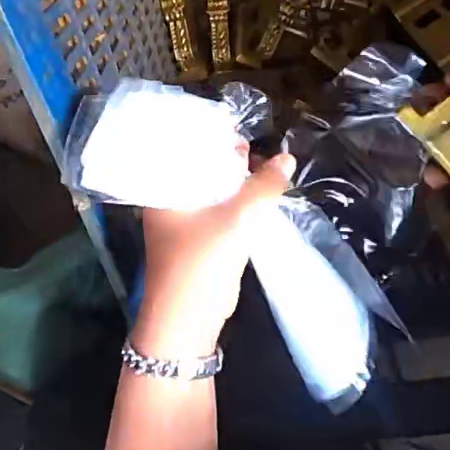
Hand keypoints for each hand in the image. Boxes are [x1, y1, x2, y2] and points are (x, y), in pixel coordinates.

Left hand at [135, 152, 295, 359]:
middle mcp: (166, 200)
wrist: (188, 322)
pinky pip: (215, 207)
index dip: (204, 135)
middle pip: (195, 167)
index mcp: (162, 190)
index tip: (232, 127)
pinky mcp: (197, 238)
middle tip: (249, 147)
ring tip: (256, 165)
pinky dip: (233, 198)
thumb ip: (263, 187)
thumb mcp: (236, 220)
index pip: (178, 149)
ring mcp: (181, 220)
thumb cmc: (201, 263)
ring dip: (231, 178)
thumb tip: (287, 158)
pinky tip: (253, 193)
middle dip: (222, 156)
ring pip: (208, 188)